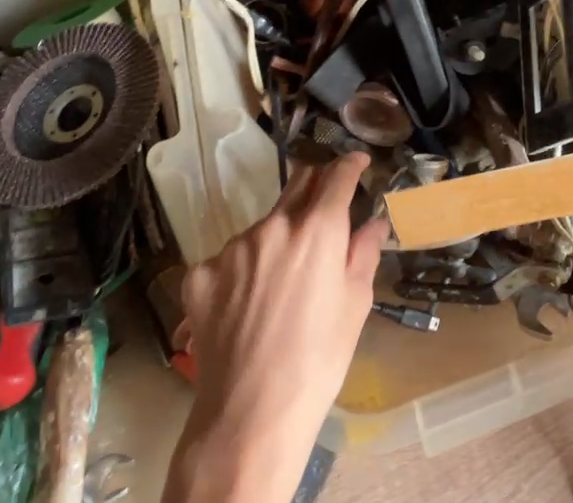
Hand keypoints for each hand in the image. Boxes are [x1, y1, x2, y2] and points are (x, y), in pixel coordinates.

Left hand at [166, 152, 387, 502]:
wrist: (251, 411)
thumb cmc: (319, 359)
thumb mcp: (356, 304)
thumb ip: (363, 253)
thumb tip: (373, 223)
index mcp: (318, 231)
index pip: (336, 177)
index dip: (349, 165)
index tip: (357, 161)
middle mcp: (273, 227)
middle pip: (297, 185)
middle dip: (315, 185)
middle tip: (325, 206)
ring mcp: (231, 249)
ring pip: (262, 227)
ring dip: (278, 237)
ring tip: (282, 282)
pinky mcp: (199, 274)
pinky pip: (228, 259)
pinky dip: (244, 270)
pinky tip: (247, 305)